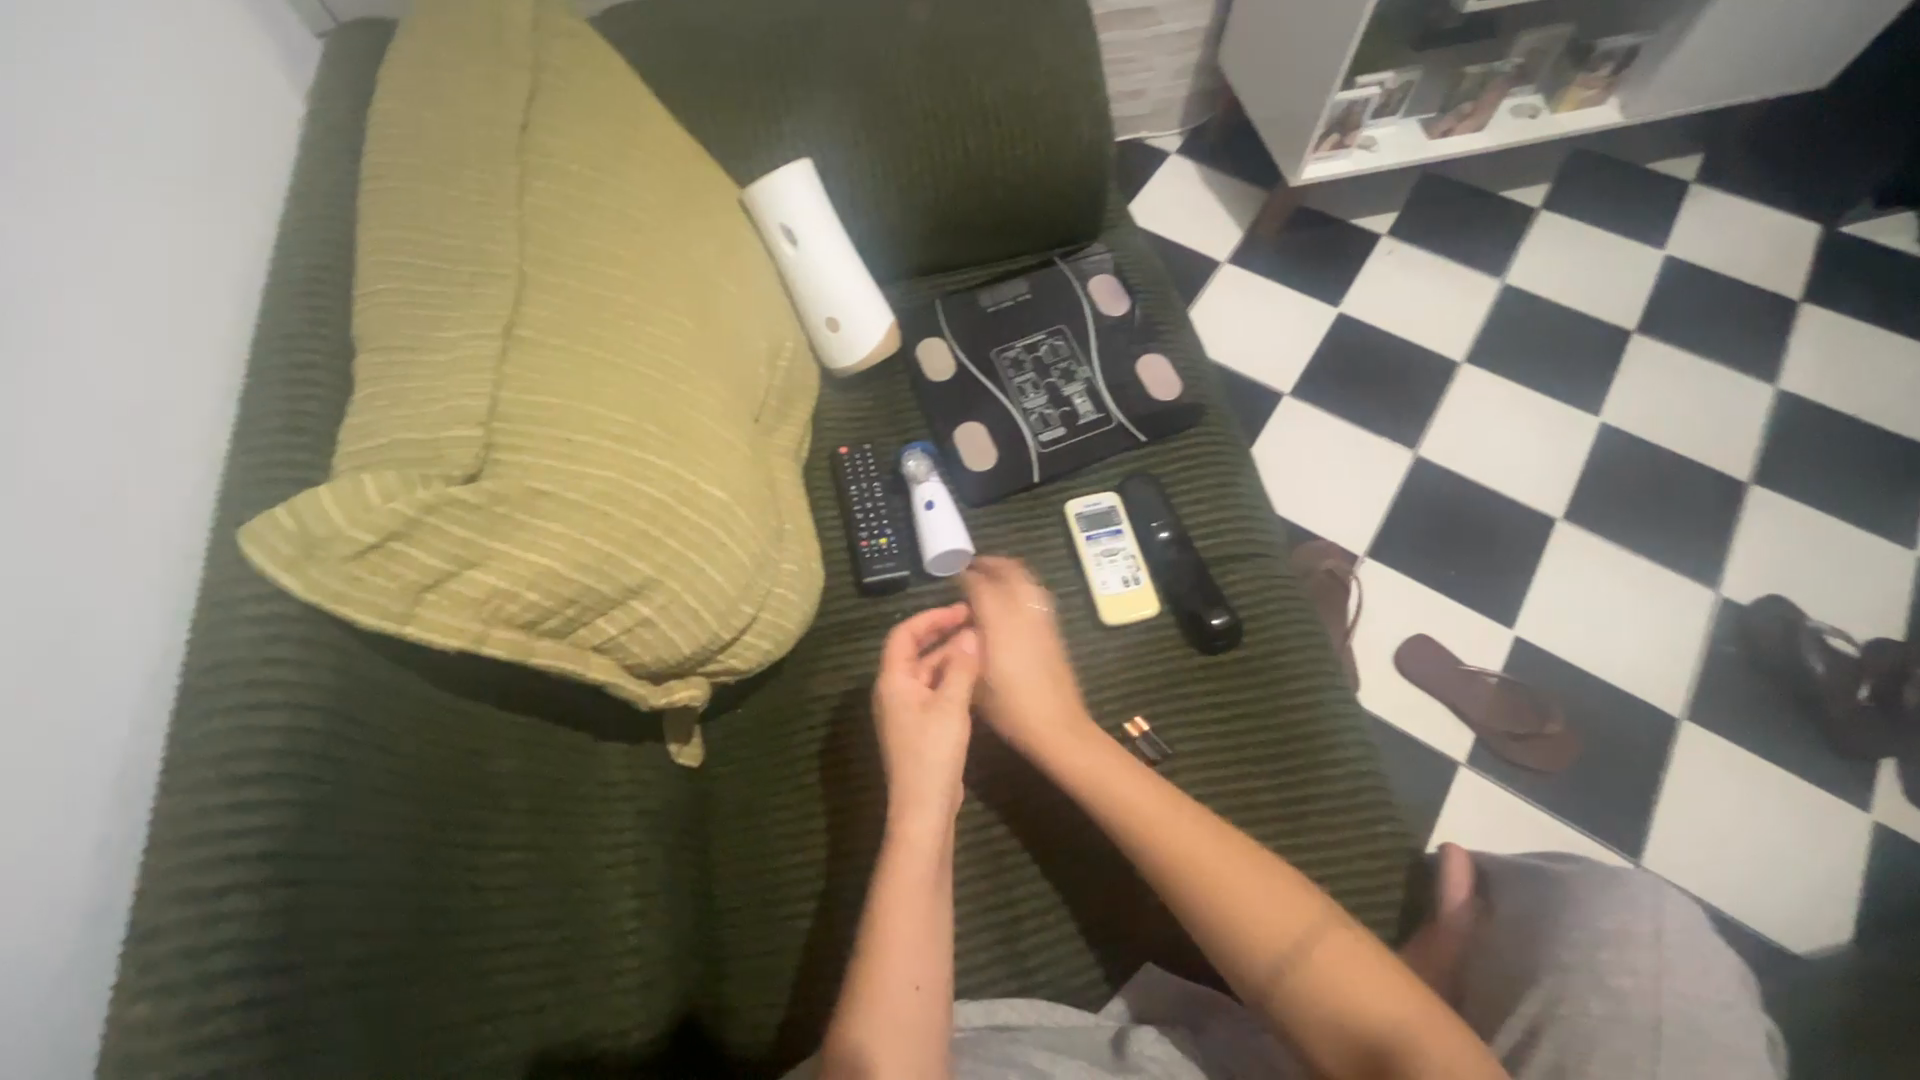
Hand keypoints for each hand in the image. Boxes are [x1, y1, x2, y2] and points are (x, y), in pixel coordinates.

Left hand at [871, 602, 980, 826]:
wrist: (924, 808)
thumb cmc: (932, 753)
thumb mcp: (950, 706)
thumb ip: (961, 668)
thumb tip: (971, 635)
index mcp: (892, 681)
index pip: (904, 635)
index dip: (930, 619)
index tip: (960, 611)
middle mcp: (895, 692)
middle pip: (917, 653)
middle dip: (945, 636)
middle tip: (975, 624)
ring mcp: (907, 711)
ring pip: (929, 673)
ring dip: (952, 658)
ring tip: (982, 646)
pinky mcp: (921, 728)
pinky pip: (936, 692)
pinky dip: (954, 679)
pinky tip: (977, 677)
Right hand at [958, 556, 1096, 756]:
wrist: (1057, 726)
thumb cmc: (1009, 708)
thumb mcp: (975, 680)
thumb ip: (967, 647)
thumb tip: (964, 626)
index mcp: (999, 622)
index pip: (980, 585)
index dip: (965, 577)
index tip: (954, 576)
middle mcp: (1023, 612)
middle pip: (1009, 572)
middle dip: (990, 564)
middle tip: (974, 566)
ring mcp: (1043, 619)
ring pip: (1027, 580)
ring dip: (1009, 572)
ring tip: (993, 577)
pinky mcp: (1055, 630)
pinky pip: (1038, 595)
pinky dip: (1023, 587)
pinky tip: (1013, 601)